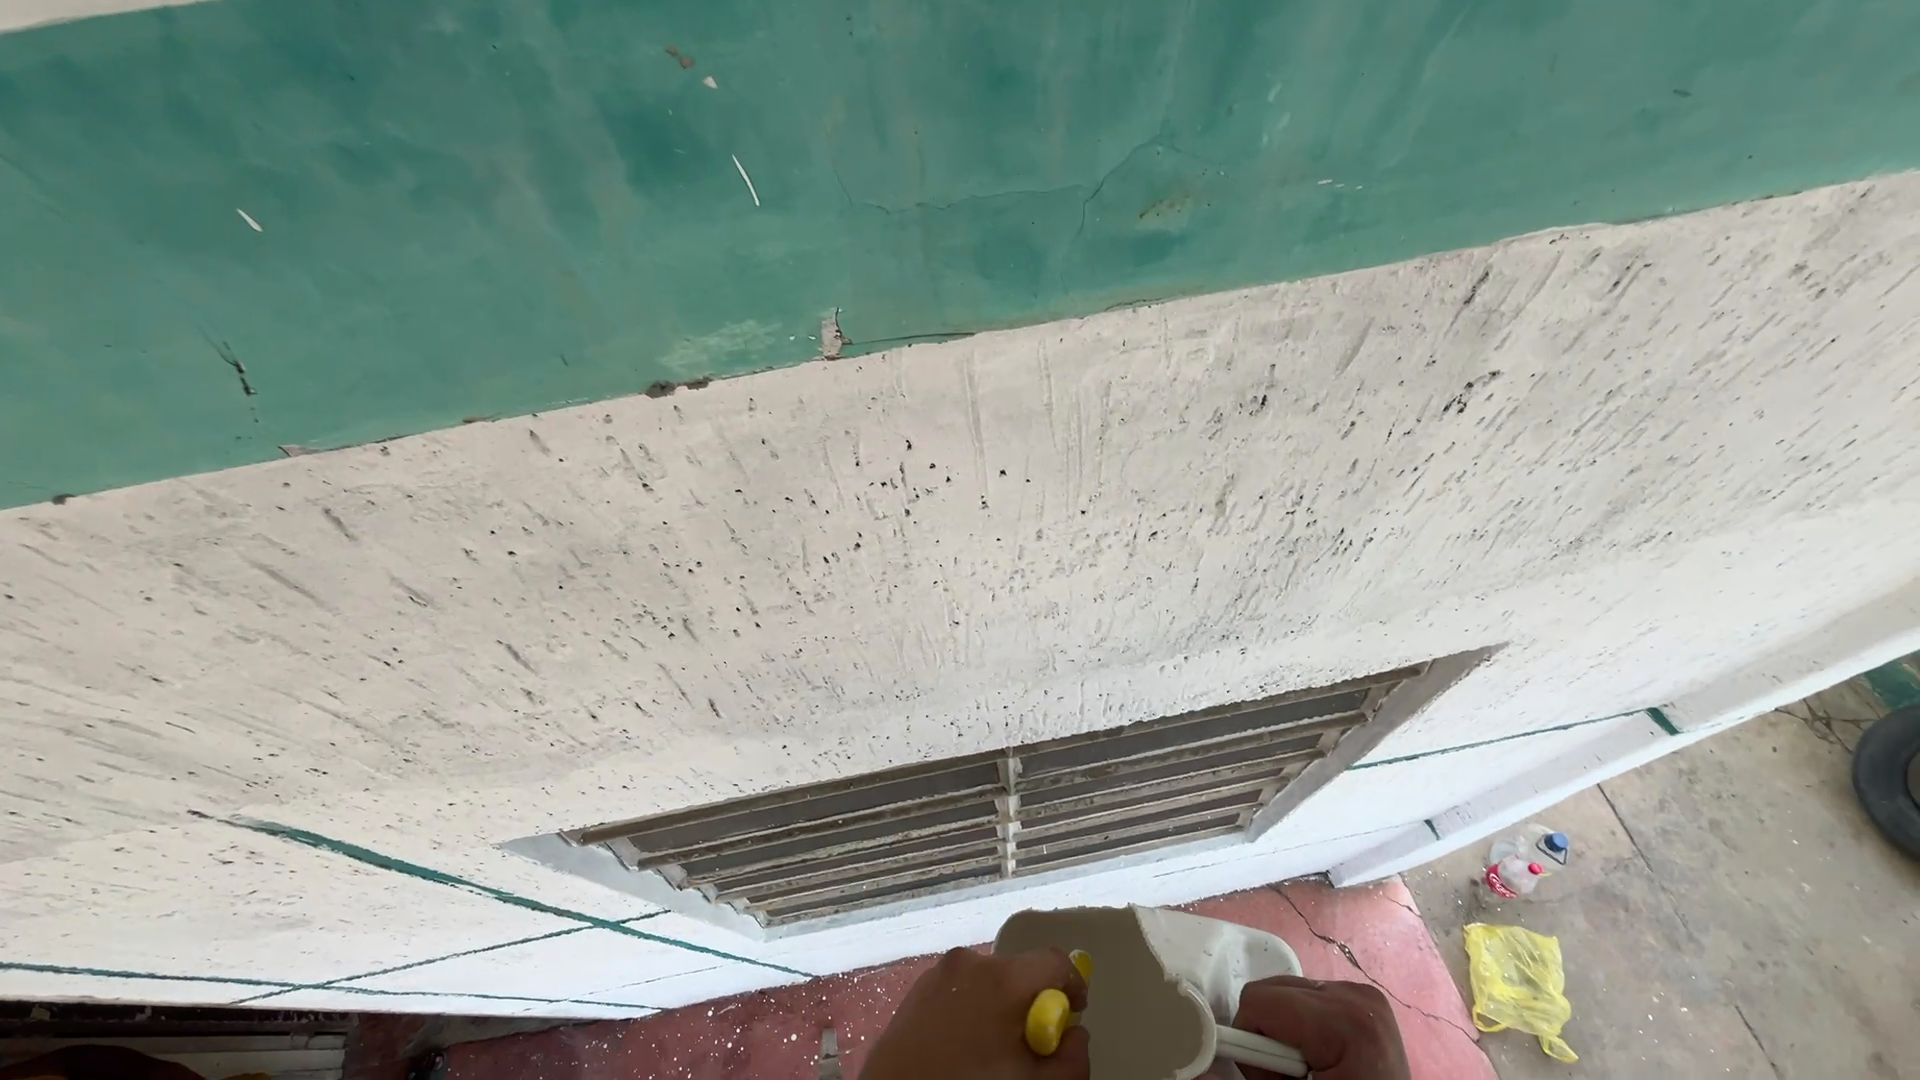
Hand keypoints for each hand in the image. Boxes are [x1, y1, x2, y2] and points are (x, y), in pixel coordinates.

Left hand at [862, 946, 1089, 1079]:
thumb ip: (1070, 1061)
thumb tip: (1076, 1034)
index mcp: (1003, 979)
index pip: (1055, 960)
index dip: (1073, 985)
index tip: (1074, 1015)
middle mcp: (972, 961)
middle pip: (1019, 970)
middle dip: (1032, 1002)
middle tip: (1030, 1043)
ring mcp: (941, 970)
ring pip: (988, 979)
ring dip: (999, 1005)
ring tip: (990, 1048)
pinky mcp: (919, 985)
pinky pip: (960, 987)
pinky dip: (970, 1007)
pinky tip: (961, 1044)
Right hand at [1232, 976, 1410, 1079]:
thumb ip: (1251, 1069)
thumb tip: (1201, 1060)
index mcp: (1343, 1023)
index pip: (1258, 1001)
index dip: (1247, 1039)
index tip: (1262, 1075)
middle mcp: (1356, 997)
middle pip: (1271, 991)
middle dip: (1267, 1034)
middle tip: (1288, 1077)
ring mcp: (1363, 994)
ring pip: (1287, 991)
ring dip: (1285, 1028)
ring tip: (1310, 1068)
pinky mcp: (1366, 997)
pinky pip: (1310, 996)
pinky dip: (1305, 1023)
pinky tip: (1324, 1055)